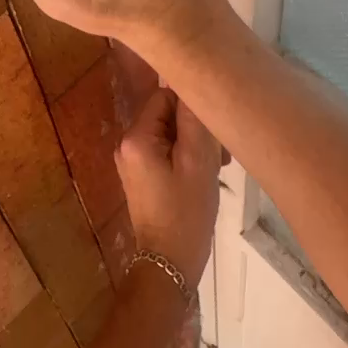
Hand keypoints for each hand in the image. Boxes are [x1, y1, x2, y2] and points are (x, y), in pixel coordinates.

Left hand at [116, 86, 220, 281]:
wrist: (170, 262)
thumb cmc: (186, 212)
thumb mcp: (197, 161)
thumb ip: (192, 119)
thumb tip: (190, 84)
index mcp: (135, 137)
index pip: (165, 96)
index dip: (191, 107)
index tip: (213, 129)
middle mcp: (126, 143)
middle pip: (167, 116)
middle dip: (195, 129)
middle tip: (220, 155)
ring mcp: (132, 161)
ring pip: (170, 134)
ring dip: (194, 145)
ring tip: (217, 167)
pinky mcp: (141, 175)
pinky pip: (165, 152)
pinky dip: (186, 158)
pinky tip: (204, 176)